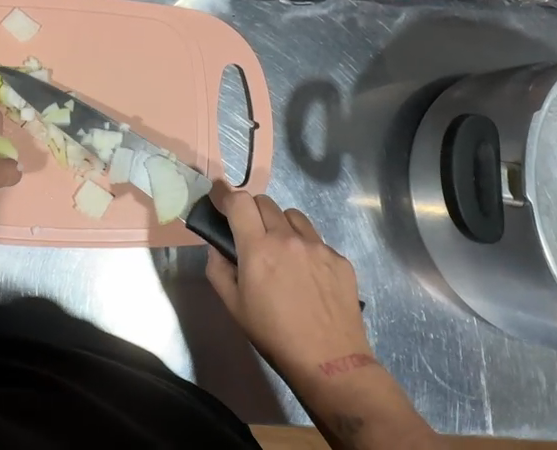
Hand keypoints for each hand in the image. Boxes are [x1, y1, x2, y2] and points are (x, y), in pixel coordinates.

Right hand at [204, 182, 371, 380]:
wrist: (330, 362)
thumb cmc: (275, 335)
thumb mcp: (234, 306)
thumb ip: (218, 270)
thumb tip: (217, 247)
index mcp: (258, 248)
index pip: (239, 201)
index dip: (226, 195)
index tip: (220, 198)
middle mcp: (288, 238)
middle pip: (265, 202)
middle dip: (252, 211)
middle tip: (252, 234)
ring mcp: (318, 246)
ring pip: (293, 215)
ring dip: (281, 224)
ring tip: (283, 251)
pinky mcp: (339, 258)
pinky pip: (317, 239)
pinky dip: (306, 247)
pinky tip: (308, 275)